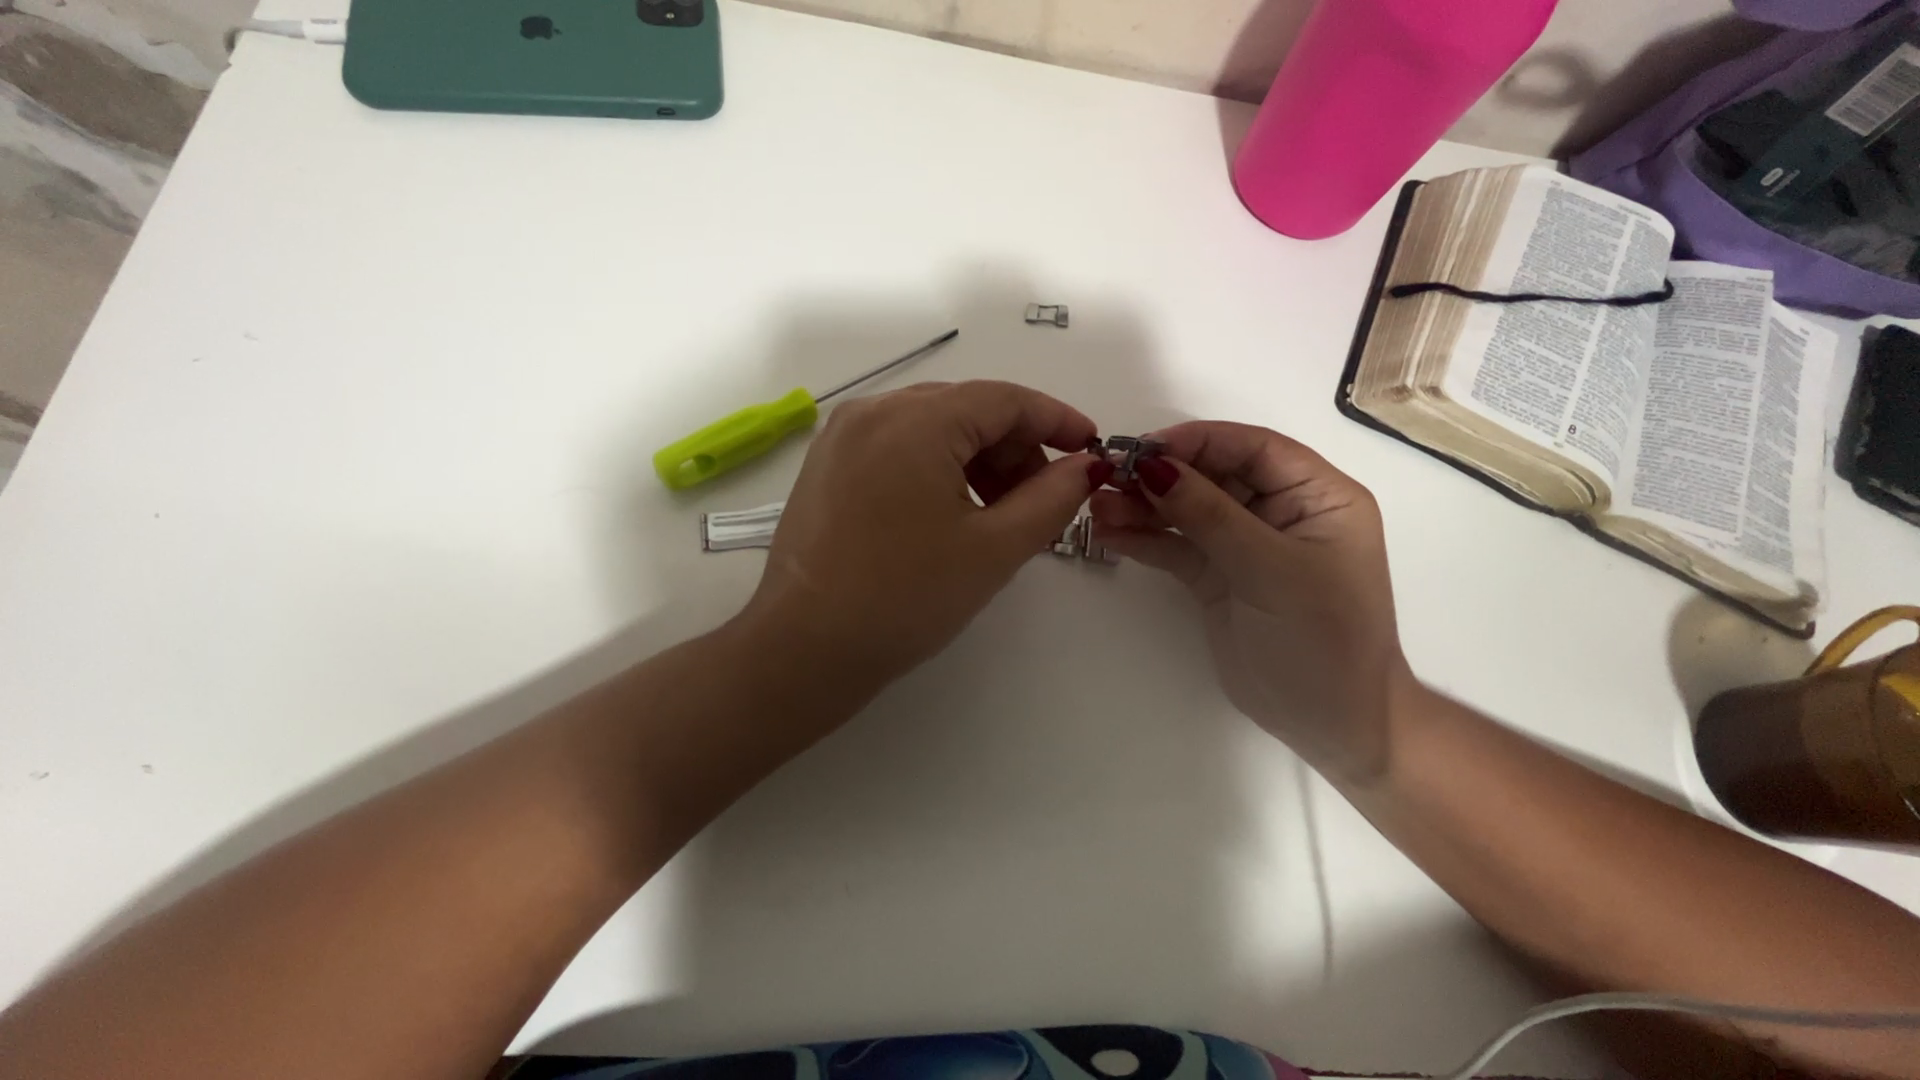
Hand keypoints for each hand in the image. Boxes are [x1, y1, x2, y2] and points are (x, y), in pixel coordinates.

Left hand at [740, 380, 1106, 686]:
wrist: (804, 649)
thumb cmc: (905, 598)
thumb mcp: (994, 549)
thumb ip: (1052, 498)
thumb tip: (1085, 466)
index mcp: (916, 420)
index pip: (1005, 399)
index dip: (1056, 420)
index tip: (1091, 449)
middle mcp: (873, 411)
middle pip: (967, 408)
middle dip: (1016, 447)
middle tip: (1043, 499)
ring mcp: (842, 436)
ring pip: (932, 427)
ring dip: (977, 459)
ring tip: (1000, 515)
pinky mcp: (826, 465)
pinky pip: (897, 447)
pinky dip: (937, 468)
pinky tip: (952, 514)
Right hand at [1090, 422, 1408, 780]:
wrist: (1330, 723)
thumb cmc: (1320, 638)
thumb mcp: (1269, 569)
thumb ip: (1209, 515)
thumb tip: (1153, 466)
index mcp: (1318, 496)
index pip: (1254, 449)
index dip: (1199, 442)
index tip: (1145, 448)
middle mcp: (1281, 512)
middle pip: (1214, 475)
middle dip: (1163, 475)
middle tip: (1109, 476)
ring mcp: (1246, 546)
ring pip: (1189, 510)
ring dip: (1145, 506)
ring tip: (1097, 506)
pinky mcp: (1218, 577)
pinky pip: (1178, 546)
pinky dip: (1145, 538)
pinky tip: (1109, 531)